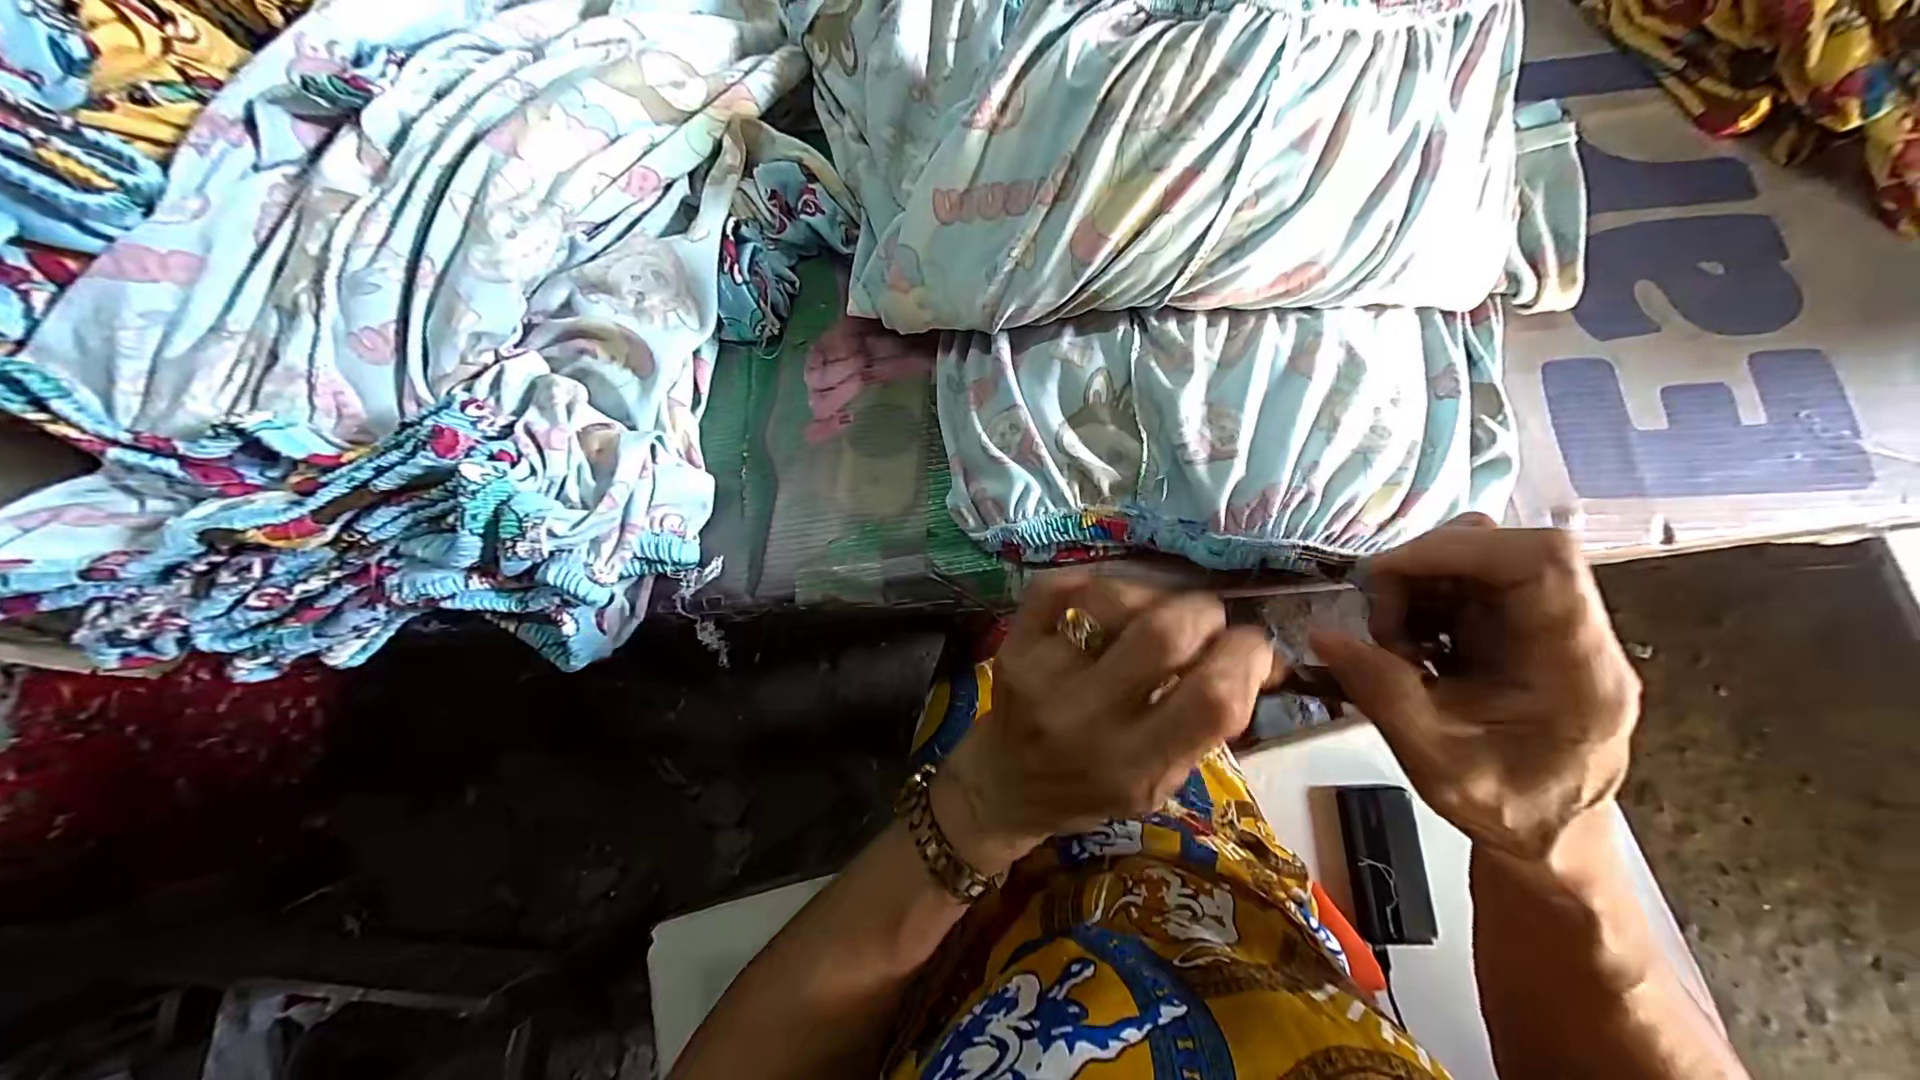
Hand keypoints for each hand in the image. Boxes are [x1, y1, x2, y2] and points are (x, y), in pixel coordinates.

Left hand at [932, 574, 1278, 875]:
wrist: (1004, 785)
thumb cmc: (1090, 788)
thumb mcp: (1158, 785)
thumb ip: (1206, 726)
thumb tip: (1262, 658)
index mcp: (1133, 765)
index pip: (1211, 698)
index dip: (1248, 657)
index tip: (1253, 645)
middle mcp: (1085, 717)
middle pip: (1163, 635)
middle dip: (1205, 613)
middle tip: (1209, 619)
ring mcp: (1041, 675)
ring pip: (1111, 599)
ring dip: (1153, 593)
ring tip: (1161, 608)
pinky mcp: (1013, 644)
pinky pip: (1058, 586)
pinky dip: (1096, 580)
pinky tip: (1115, 597)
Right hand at [1311, 515, 1640, 864]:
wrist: (1549, 833)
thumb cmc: (1507, 810)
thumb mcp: (1434, 763)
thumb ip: (1381, 695)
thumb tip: (1321, 634)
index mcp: (1576, 668)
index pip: (1539, 561)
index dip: (1456, 549)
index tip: (1385, 575)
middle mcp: (1571, 631)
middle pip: (1499, 548)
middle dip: (1419, 572)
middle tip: (1380, 627)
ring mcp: (1543, 624)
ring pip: (1474, 557)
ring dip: (1414, 587)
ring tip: (1393, 645)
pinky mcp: (1516, 625)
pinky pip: (1461, 581)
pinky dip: (1418, 600)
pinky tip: (1407, 646)